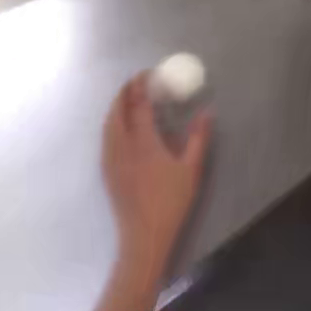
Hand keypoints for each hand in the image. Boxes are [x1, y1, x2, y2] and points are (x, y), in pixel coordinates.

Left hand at [102, 75, 211, 273]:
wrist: (143, 237)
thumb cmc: (171, 203)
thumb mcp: (191, 170)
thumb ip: (198, 138)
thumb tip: (206, 112)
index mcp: (144, 143)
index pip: (139, 105)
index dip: (141, 86)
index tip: (148, 74)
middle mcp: (123, 147)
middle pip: (117, 111)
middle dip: (125, 92)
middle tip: (135, 81)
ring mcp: (111, 159)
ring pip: (108, 124)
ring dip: (115, 106)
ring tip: (125, 97)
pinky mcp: (106, 171)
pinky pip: (104, 138)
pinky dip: (110, 122)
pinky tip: (117, 126)